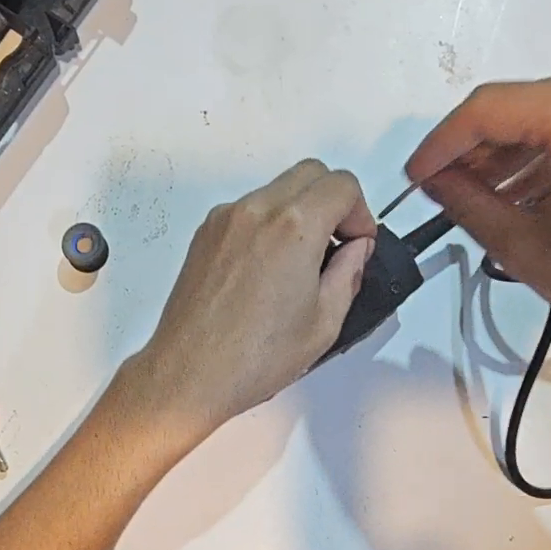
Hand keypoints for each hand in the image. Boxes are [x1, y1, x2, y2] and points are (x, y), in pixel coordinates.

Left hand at [118, 159, 375, 439]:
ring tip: (300, 266)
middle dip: (333, 202)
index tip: (358, 244)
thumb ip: (348, 274)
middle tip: (337, 247)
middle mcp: (256, 212)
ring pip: (275, 191)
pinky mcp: (204, 237)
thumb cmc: (250, 359)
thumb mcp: (323, 324)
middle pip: (309, 174)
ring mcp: (224, 221)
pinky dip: (266, 226)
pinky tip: (268, 272)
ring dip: (298, 213)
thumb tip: (355, 251)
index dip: (360, 213)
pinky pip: (246, 212)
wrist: (190, 375)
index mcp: (293, 227)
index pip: (342, 185)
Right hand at [406, 59, 550, 363]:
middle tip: (445, 192)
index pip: (490, 108)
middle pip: (523, 104)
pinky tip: (530, 188)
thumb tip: (434, 180)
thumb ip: (468, 204)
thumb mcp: (526, 248)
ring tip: (485, 198)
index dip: (442, 144)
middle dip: (477, 149)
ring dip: (513, 151)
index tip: (416, 178)